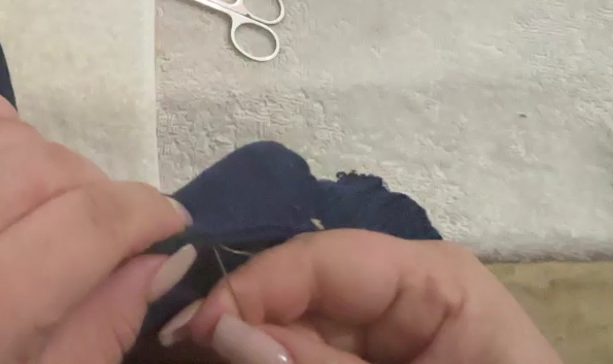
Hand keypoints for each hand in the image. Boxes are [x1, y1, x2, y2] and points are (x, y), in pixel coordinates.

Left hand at [0, 87, 192, 363]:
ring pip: (22, 133)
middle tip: (103, 230)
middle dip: (100, 194)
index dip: (148, 211)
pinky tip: (3, 166)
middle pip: (62, 166)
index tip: (169, 218)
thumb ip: (104, 323)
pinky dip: (3, 126)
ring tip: (47, 207)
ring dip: (52, 165)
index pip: (96, 218)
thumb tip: (159, 252)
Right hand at [159, 230, 561, 363]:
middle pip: (298, 295)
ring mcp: (385, 337)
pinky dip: (275, 362)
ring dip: (251, 348)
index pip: (320, 259)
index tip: (189, 329)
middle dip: (243, 322)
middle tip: (178, 347)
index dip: (251, 287)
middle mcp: (402, 295)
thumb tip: (224, 330)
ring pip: (294, 330)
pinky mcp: (365, 363)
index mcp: (434, 280)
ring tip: (193, 356)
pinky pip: (308, 356)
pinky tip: (233, 360)